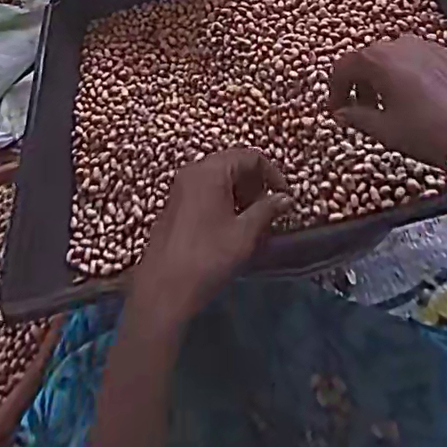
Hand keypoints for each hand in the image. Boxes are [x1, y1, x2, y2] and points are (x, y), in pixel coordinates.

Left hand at [131, 149, 290, 322]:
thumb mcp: (244, 233)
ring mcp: (181, 187)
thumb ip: (267, 209)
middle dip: (255, 183)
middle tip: (268, 210)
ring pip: (219, 178)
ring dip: (241, 193)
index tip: (284, 196)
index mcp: (211, 170)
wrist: (163, 290)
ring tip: (253, 221)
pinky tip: (231, 227)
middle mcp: (193, 171)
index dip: (271, 173)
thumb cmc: (207, 257)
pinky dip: (224, 200)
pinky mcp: (175, 204)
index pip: (249, 156)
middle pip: (233, 164)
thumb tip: (284, 198)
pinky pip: (206, 190)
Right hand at [328, 36, 446, 219]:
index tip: (336, 109)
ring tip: (392, 107)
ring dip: (386, 78)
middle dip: (360, 83)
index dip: (334, 89)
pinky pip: (421, 60)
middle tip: (362, 110)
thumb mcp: (385, 130)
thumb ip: (356, 116)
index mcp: (379, 59)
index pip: (343, 67)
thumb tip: (342, 112)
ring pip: (396, 57)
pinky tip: (420, 101)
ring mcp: (430, 46)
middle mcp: (402, 44)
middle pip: (369, 58)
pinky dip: (411, 75)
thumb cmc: (430, 133)